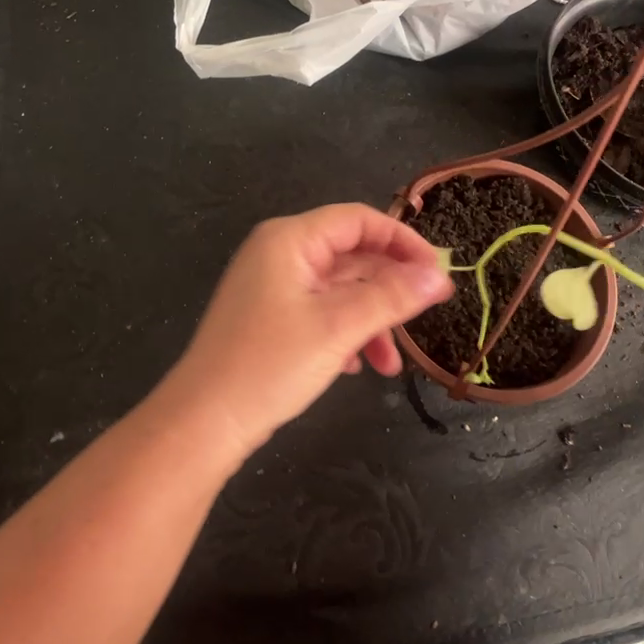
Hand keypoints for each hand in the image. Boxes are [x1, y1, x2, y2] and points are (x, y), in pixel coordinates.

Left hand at [156, 204, 452, 460]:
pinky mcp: (270, 318)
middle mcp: (280, 253)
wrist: (203, 422)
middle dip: (389, 289)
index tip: (438, 272)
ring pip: (340, 289)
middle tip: (427, 314)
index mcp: (290, 239)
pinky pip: (322, 311)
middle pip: (351, 255)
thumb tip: (440, 275)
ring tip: (391, 364)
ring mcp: (273, 286)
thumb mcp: (338, 328)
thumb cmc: (268, 365)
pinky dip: (346, 333)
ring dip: (371, 320)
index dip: (403, 241)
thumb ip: (391, 297)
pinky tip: (357, 367)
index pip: (359, 220)